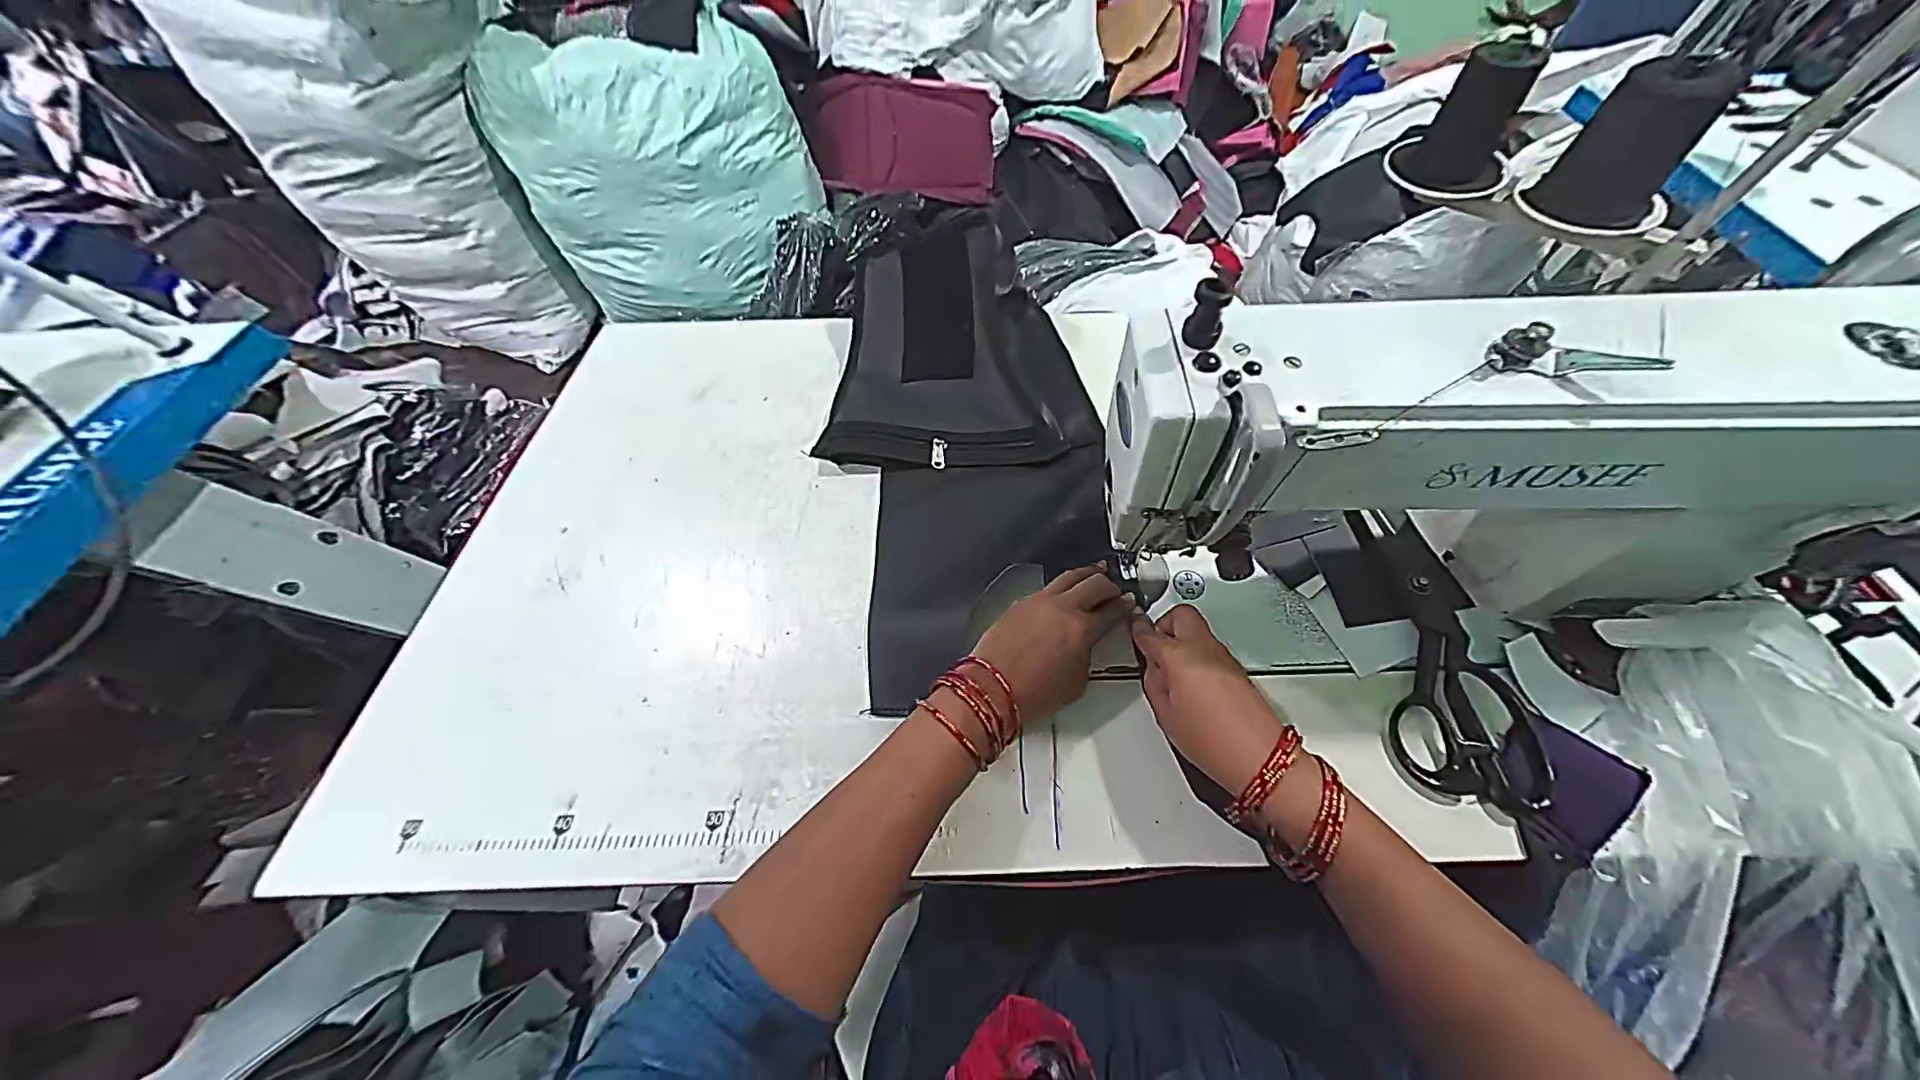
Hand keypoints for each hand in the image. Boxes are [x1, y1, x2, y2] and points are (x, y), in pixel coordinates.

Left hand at [972, 565, 1134, 725]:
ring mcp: (1037, 602)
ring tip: (1094, 573)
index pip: (1112, 609)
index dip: (1124, 606)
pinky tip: (1062, 591)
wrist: (991, 690)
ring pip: (1069, 577)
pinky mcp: (1019, 604)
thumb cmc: (1027, 693)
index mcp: (1080, 629)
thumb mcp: (1076, 683)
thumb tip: (1085, 646)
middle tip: (1114, 589)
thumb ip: (1087, 656)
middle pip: (1094, 582)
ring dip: (1086, 574)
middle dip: (1109, 585)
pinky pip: (1046, 587)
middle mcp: (1060, 609)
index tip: (1127, 604)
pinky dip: (1060, 586)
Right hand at [1131, 605, 1290, 792]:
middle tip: (1155, 644)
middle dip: (1165, 624)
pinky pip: (1211, 649)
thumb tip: (1154, 670)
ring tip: (1173, 670)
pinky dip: (1197, 656)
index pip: (1152, 633)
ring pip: (1198, 630)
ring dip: (1182, 641)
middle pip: (1181, 615)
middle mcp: (1206, 649)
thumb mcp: (1166, 715)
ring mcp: (1225, 657)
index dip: (1139, 630)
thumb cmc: (1216, 742)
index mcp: (1181, 656)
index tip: (1135, 628)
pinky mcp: (1238, 669)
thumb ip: (1154, 683)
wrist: (1260, 757)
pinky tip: (1191, 682)